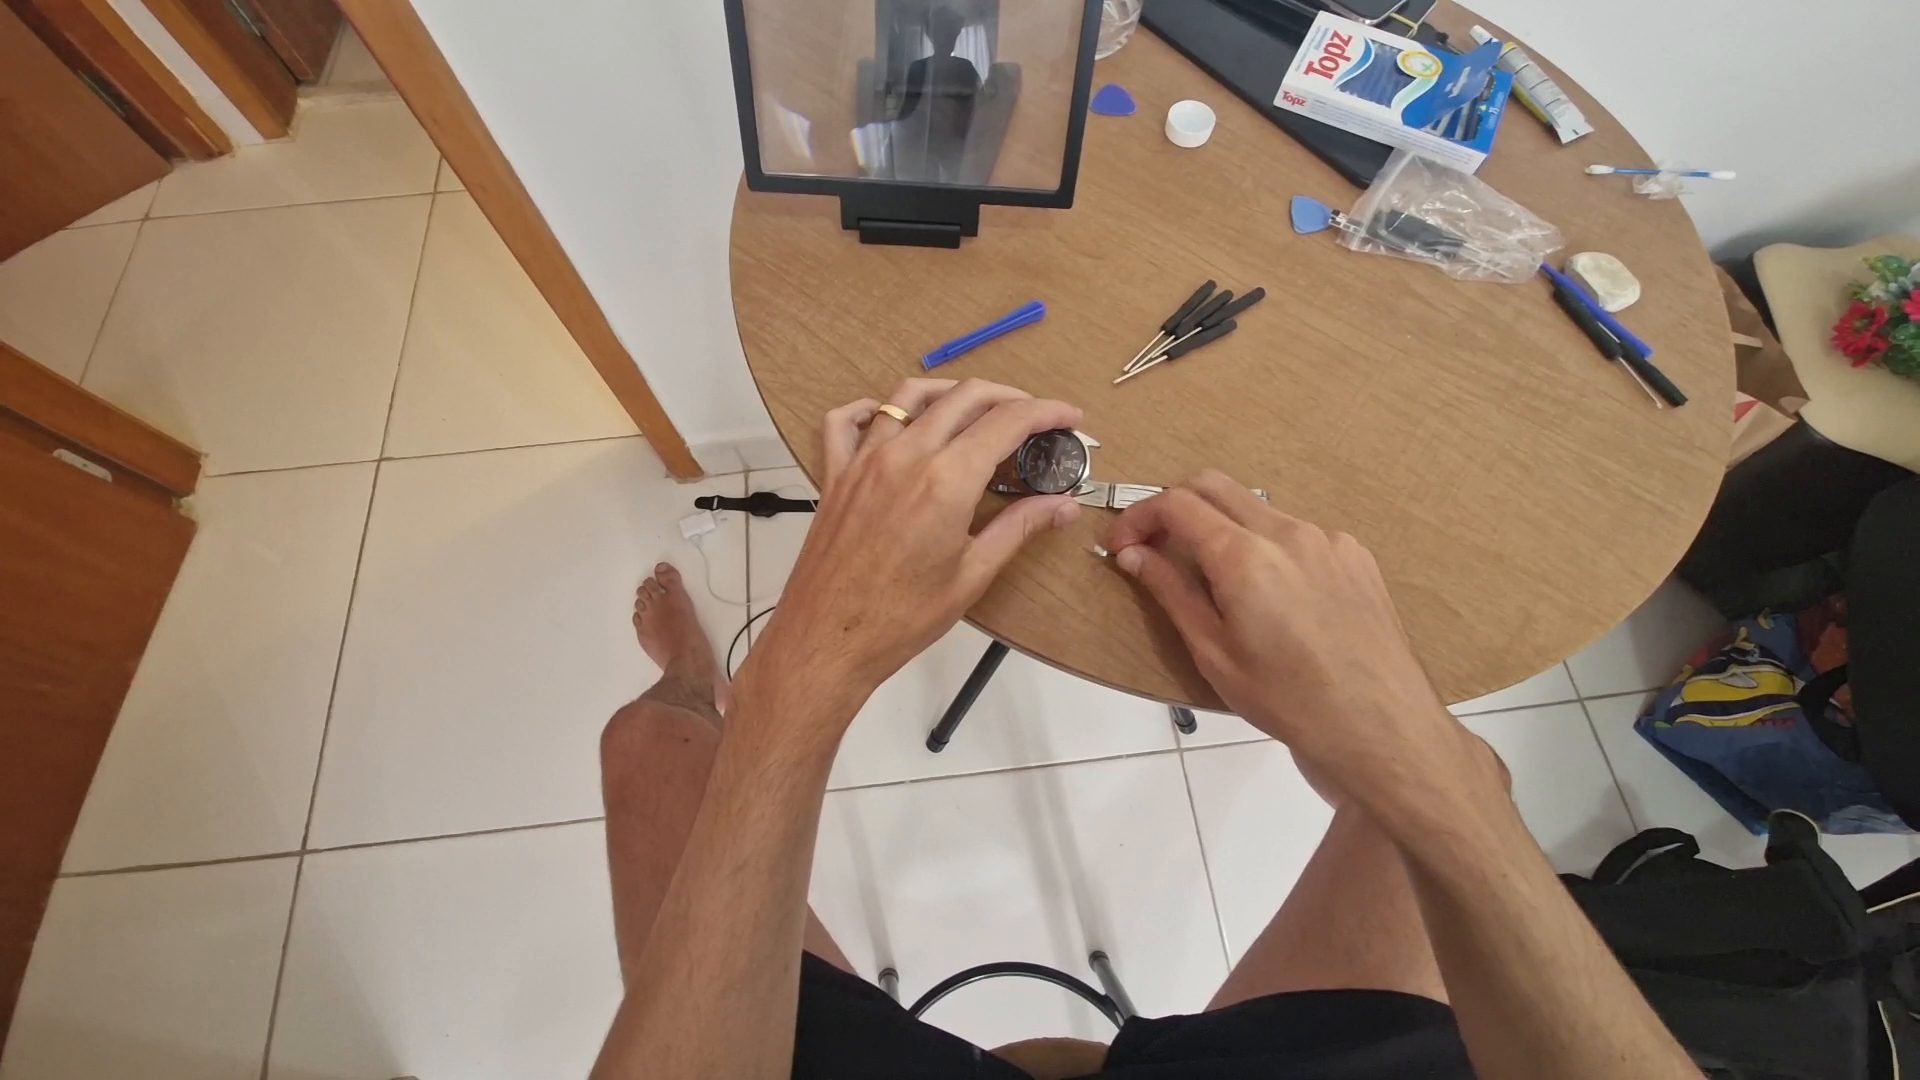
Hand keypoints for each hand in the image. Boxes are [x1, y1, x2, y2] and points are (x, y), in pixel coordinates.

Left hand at [742, 379, 1082, 719]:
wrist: (828, 640)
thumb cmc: (902, 617)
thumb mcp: (973, 575)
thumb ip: (1020, 528)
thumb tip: (1065, 506)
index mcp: (945, 480)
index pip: (1007, 422)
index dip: (1046, 412)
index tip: (1069, 417)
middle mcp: (904, 456)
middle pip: (964, 397)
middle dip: (1008, 397)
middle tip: (1032, 417)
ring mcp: (864, 460)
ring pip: (909, 396)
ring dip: (950, 393)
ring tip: (975, 409)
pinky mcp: (835, 474)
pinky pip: (846, 421)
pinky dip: (872, 407)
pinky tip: (891, 418)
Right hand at [1103, 471, 1495, 814]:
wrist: (1380, 729)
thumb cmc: (1285, 700)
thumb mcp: (1212, 652)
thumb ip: (1170, 591)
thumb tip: (1132, 554)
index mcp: (1245, 557)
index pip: (1177, 504)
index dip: (1139, 517)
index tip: (1121, 546)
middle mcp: (1287, 532)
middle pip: (1213, 485)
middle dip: (1173, 506)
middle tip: (1154, 546)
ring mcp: (1327, 538)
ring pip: (1255, 509)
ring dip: (1220, 527)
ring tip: (1214, 581)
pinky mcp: (1354, 554)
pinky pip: (1294, 532)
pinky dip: (1264, 546)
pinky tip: (1270, 594)